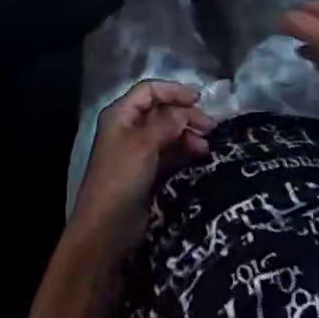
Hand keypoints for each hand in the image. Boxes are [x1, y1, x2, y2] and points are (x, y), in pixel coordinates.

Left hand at [72, 80, 214, 251]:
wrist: (107, 226)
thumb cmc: (121, 177)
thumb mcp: (143, 144)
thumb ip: (166, 123)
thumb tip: (185, 110)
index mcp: (120, 114)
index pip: (148, 91)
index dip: (173, 91)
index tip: (199, 98)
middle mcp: (128, 128)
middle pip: (159, 111)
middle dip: (184, 113)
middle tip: (211, 125)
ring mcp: (137, 150)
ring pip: (166, 132)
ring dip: (187, 133)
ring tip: (208, 142)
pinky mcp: (146, 171)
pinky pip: (168, 152)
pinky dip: (183, 150)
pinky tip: (200, 153)